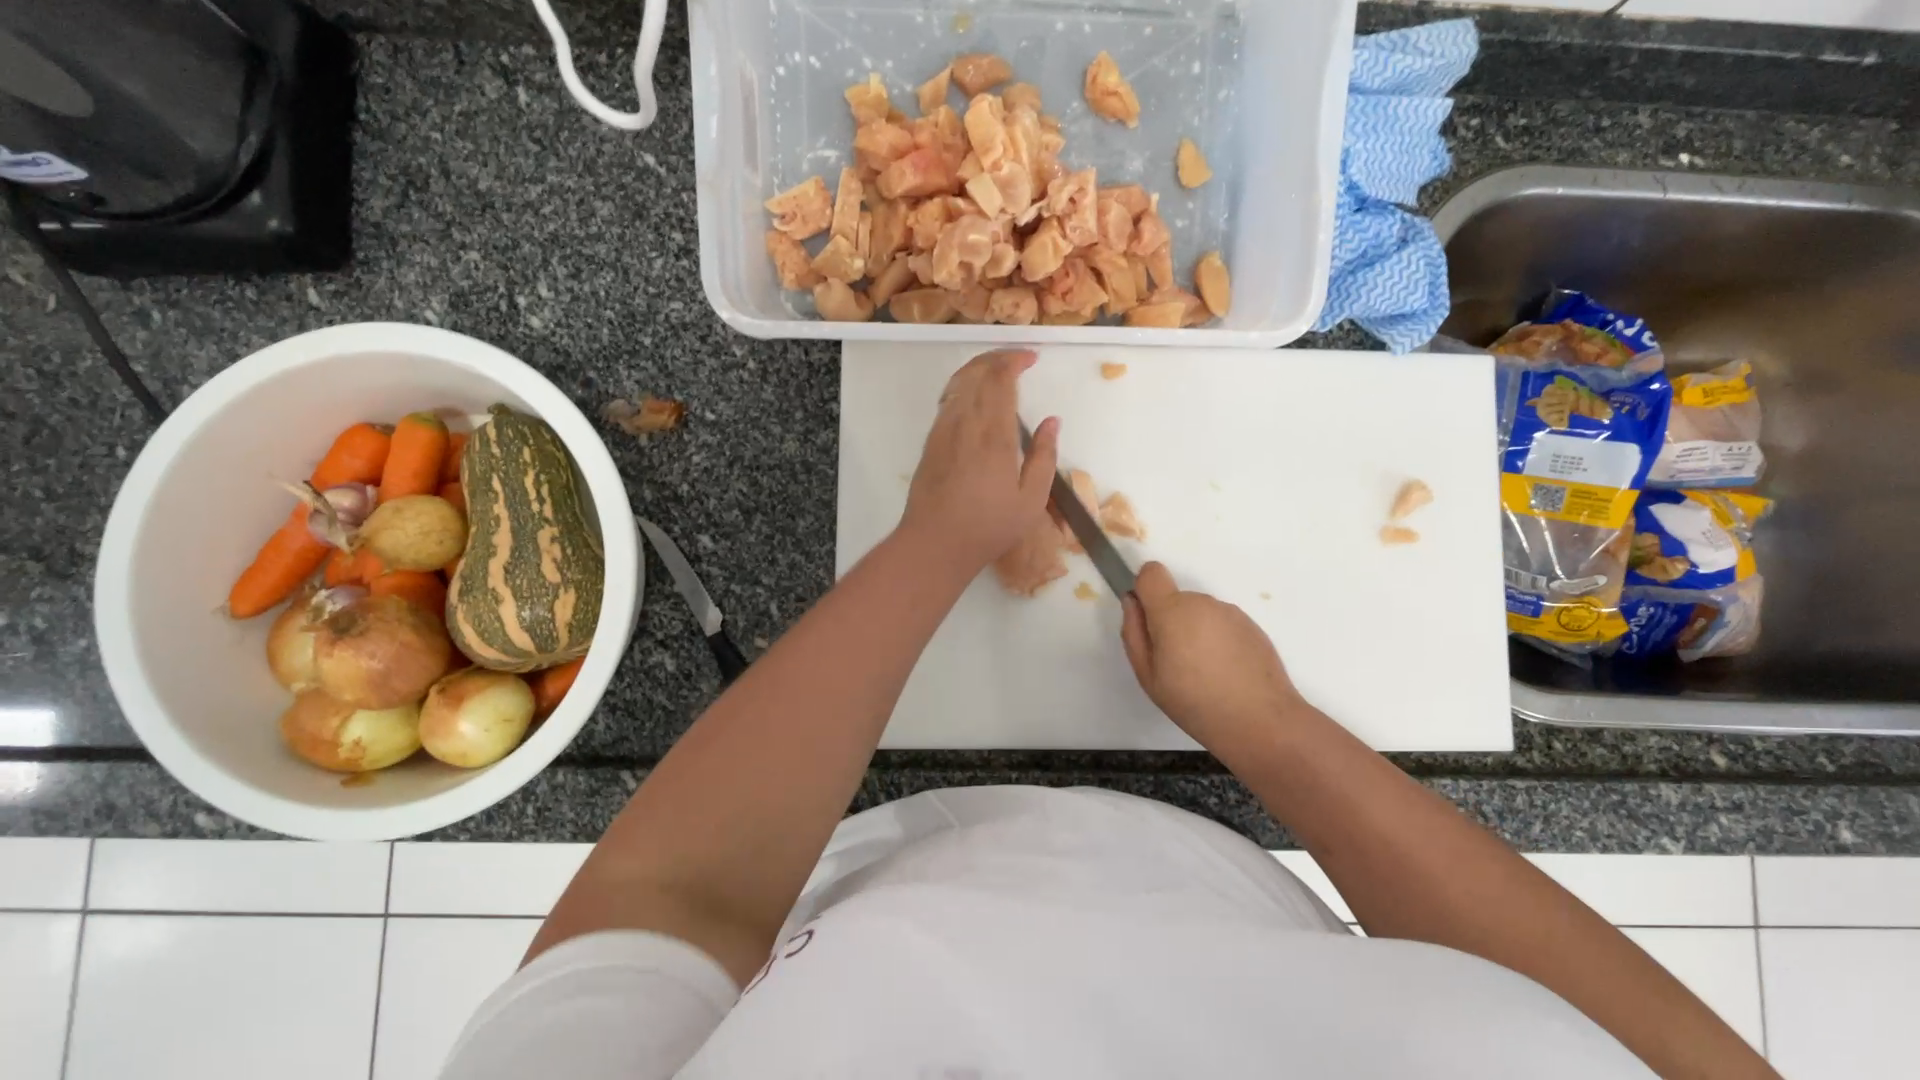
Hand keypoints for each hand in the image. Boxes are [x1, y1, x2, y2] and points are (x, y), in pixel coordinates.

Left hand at [900, 350, 1059, 572]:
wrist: (935, 543)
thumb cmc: (989, 526)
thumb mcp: (1031, 499)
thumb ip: (1044, 456)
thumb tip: (1052, 422)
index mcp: (994, 434)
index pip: (1000, 379)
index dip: (1015, 360)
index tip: (1031, 358)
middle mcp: (965, 423)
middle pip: (977, 372)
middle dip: (998, 358)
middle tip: (1018, 359)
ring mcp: (943, 430)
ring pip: (959, 383)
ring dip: (979, 368)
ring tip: (998, 370)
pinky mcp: (931, 442)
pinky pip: (948, 400)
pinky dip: (964, 386)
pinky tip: (975, 396)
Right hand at [1121, 562, 1308, 759]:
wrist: (1260, 720)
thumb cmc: (1195, 702)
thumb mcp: (1148, 676)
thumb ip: (1134, 633)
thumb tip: (1132, 602)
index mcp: (1172, 611)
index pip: (1151, 573)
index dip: (1144, 590)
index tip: (1148, 619)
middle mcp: (1203, 603)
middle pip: (1176, 599)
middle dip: (1171, 622)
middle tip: (1176, 664)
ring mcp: (1231, 613)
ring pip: (1200, 613)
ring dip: (1196, 633)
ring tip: (1204, 673)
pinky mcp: (1252, 626)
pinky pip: (1222, 625)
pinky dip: (1218, 641)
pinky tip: (1226, 673)